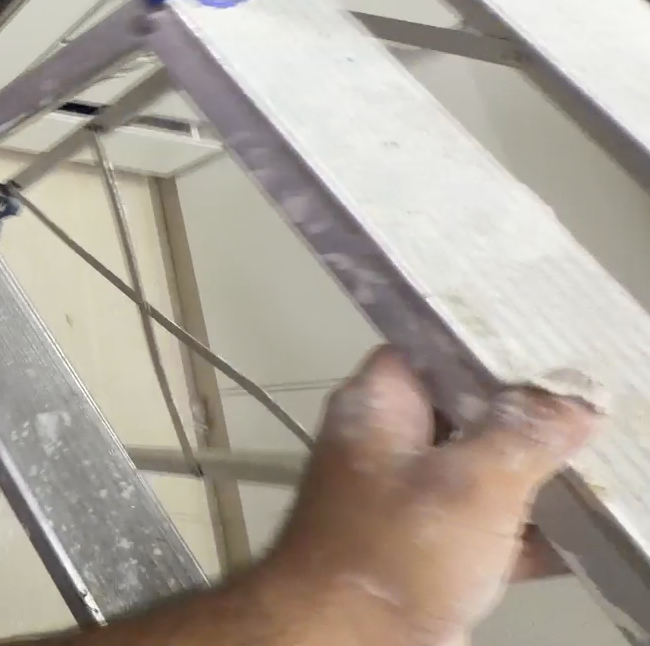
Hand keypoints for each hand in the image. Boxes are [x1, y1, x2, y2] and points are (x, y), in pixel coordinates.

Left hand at [260, 347, 598, 645]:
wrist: (349, 627)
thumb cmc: (395, 545)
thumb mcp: (467, 482)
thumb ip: (519, 436)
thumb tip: (573, 390)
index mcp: (375, 409)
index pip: (420, 354)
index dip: (476, 349)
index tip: (548, 349)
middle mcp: (386, 441)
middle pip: (461, 411)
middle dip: (527, 413)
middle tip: (603, 409)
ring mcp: (409, 493)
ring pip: (484, 468)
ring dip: (543, 472)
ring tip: (616, 458)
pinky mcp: (433, 544)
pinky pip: (496, 523)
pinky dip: (543, 528)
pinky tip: (604, 534)